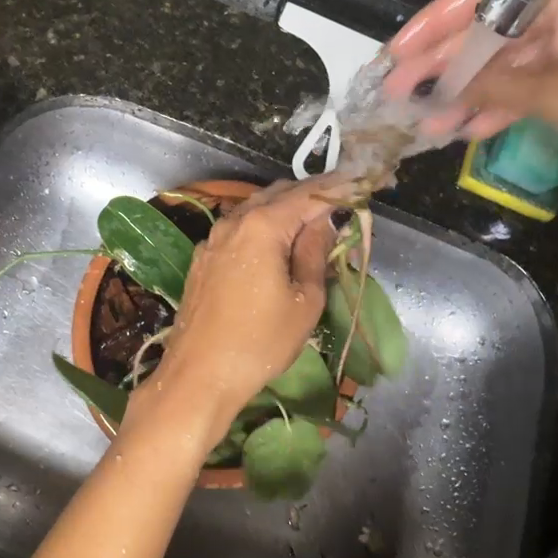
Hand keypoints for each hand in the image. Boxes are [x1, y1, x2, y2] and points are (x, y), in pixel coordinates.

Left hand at [127, 179, 343, 448]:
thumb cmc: (260, 342)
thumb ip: (316, 253)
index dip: (337, 188)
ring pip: (256, 208)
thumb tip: (324, 223)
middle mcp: (235, 221)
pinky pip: (239, 228)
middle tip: (340, 205)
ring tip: (312, 224)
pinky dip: (263, 226)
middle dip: (311, 195)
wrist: (198, 375)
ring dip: (285, 209)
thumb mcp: (304, 300)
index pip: (309, 194)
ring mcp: (214, 238)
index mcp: (263, 226)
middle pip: (279, 194)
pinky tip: (276, 245)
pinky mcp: (204, 258)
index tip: (359, 182)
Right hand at [383, 0, 557, 176]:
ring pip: (503, 63)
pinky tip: (465, 128)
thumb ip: (493, 86)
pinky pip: (526, 84)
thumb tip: (440, 87)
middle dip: (443, 65)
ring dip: (466, 91)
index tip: (397, 52)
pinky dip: (498, 105)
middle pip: (486, 32)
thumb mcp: (557, 94)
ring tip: (424, 118)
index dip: (432, 26)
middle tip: (398, 91)